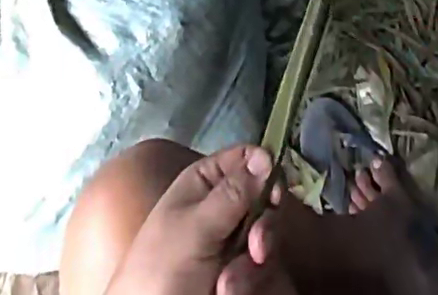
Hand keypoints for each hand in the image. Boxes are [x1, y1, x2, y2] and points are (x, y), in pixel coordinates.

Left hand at [104, 144, 292, 294]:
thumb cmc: (162, 270)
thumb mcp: (194, 230)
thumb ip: (232, 194)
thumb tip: (267, 155)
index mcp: (206, 182)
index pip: (246, 157)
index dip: (265, 168)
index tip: (276, 190)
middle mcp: (224, 206)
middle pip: (265, 197)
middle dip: (265, 225)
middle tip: (256, 248)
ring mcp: (234, 240)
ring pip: (267, 234)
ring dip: (254, 261)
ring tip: (228, 286)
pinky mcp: (242, 271)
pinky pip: (263, 267)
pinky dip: (251, 281)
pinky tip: (228, 293)